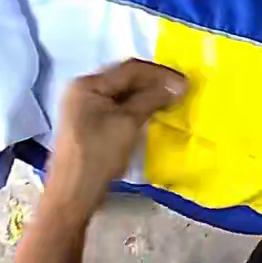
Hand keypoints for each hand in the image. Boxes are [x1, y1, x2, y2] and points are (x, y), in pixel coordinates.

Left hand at [44, 59, 185, 217]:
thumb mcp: (129, 122)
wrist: (75, 193)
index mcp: (88, 85)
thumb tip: (178, 85)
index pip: (131, 69)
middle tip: (182, 89)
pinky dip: (140, 103)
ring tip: (173, 98)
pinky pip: (121, 103)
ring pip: (125, 90)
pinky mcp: (91, 120)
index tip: (186, 83)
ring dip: (150, 92)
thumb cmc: (99, 155)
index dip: (162, 74)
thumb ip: (152, 98)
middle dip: (156, 81)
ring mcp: (86, 105)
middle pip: (127, 77)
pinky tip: (156, 109)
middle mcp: (83, 89)